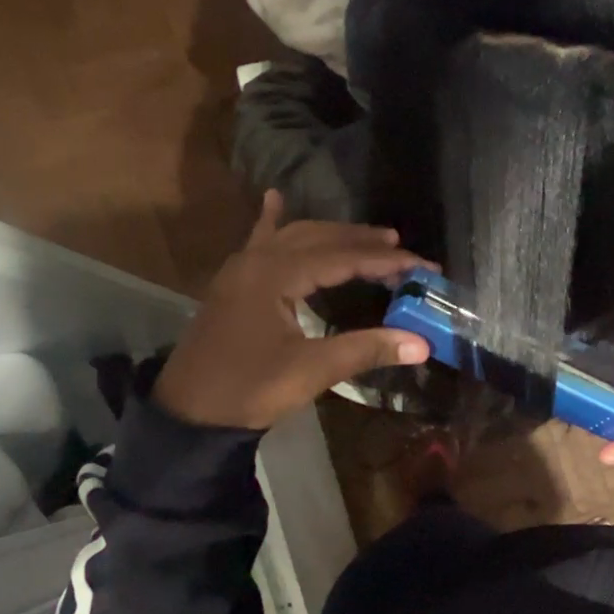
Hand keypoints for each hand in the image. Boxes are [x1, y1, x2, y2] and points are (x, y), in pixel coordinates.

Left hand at [152, 192, 433, 428]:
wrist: (190, 412)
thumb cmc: (249, 389)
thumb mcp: (311, 371)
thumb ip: (365, 350)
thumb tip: (421, 343)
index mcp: (275, 275)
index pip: (342, 257)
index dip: (386, 261)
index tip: (423, 267)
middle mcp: (257, 260)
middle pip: (318, 237)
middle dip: (363, 241)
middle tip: (403, 249)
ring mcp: (241, 270)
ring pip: (293, 236)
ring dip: (332, 235)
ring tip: (368, 238)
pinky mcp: (233, 285)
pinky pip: (260, 241)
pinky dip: (275, 223)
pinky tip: (276, 201)